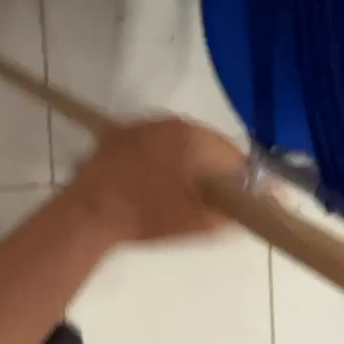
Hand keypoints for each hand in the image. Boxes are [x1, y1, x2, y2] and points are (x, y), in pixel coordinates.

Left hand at [66, 116, 242, 243]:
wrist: (90, 213)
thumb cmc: (147, 215)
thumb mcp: (200, 221)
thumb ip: (233, 211)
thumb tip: (253, 203)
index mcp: (192, 136)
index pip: (231, 154)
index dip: (238, 178)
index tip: (234, 199)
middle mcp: (166, 122)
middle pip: (202, 144)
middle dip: (207, 167)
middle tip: (205, 196)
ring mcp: (136, 126)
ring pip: (173, 142)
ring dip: (179, 161)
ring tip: (174, 189)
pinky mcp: (113, 136)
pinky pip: (146, 144)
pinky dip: (152, 158)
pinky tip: (147, 181)